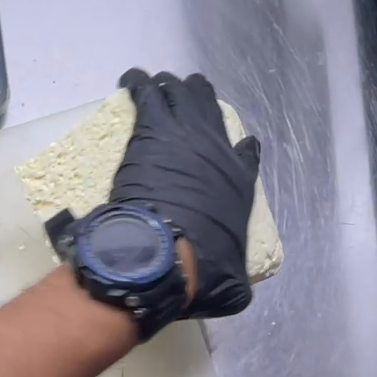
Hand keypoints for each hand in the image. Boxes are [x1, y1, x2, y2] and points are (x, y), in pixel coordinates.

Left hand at [110, 69, 262, 318]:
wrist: (169, 254)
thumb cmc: (202, 271)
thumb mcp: (231, 286)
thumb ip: (235, 284)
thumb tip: (238, 295)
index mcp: (238, 183)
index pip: (245, 153)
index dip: (236, 148)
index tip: (228, 144)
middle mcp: (217, 151)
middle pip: (211, 108)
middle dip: (197, 100)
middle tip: (180, 103)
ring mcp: (186, 135)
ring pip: (181, 92)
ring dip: (168, 88)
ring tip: (154, 87)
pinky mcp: (153, 130)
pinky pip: (148, 92)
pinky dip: (139, 84)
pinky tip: (130, 80)